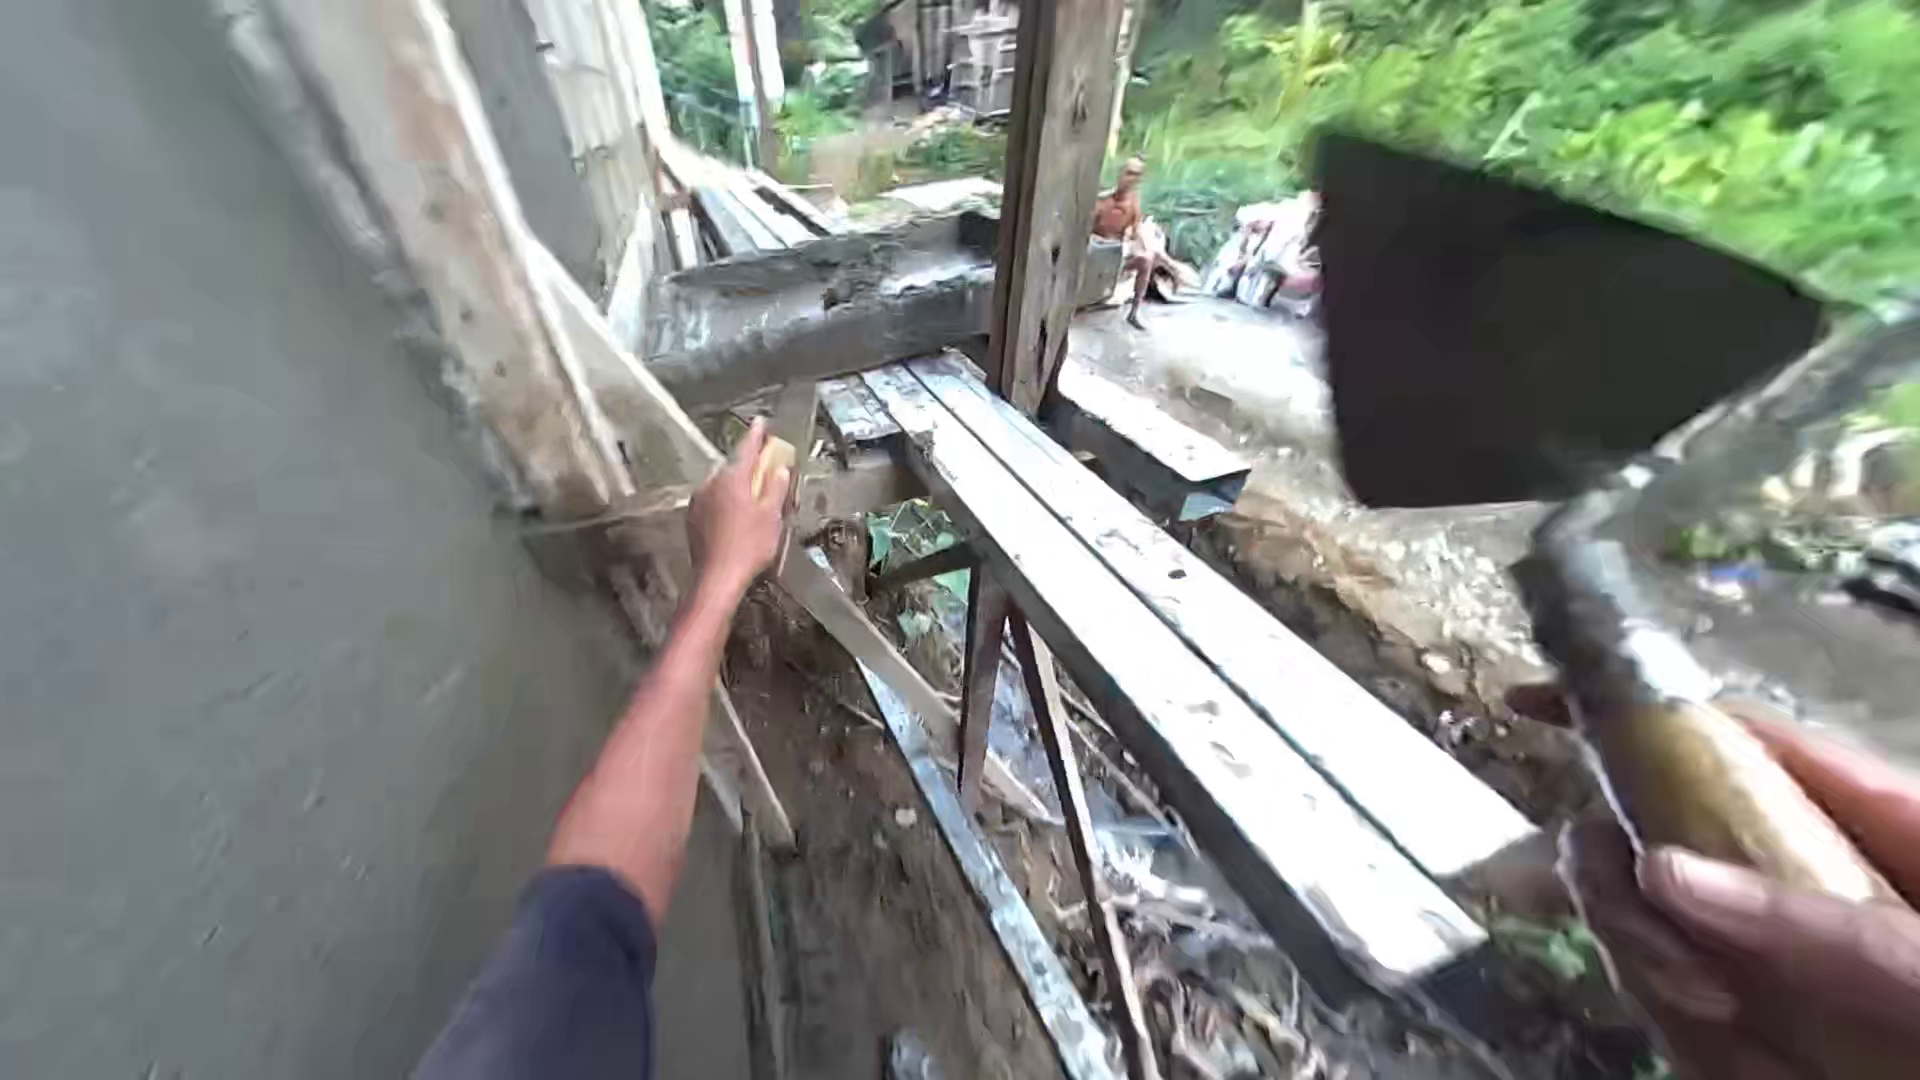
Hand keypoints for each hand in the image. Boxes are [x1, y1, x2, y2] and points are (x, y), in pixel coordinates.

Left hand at [686, 418, 787, 599]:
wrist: (718, 577)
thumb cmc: (750, 546)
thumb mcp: (772, 516)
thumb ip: (776, 488)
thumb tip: (779, 469)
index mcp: (732, 479)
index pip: (747, 449)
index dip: (757, 435)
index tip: (761, 422)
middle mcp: (711, 484)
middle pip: (734, 468)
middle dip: (751, 467)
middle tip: (768, 471)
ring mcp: (699, 501)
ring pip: (722, 485)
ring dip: (739, 487)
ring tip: (755, 500)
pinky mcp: (693, 519)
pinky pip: (714, 501)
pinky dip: (727, 502)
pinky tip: (738, 518)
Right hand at [1559, 716, 1919, 1077]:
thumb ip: (1831, 923)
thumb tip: (1656, 871)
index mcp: (1855, 836)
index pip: (1720, 738)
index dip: (1622, 709)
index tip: (1526, 702)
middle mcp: (1776, 877)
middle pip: (1633, 824)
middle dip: (1614, 876)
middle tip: (1648, 931)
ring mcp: (1747, 944)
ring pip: (1620, 901)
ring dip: (1640, 953)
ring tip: (1720, 1020)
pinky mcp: (1728, 1007)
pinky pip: (1642, 980)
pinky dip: (1669, 1020)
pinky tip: (1733, 1054)